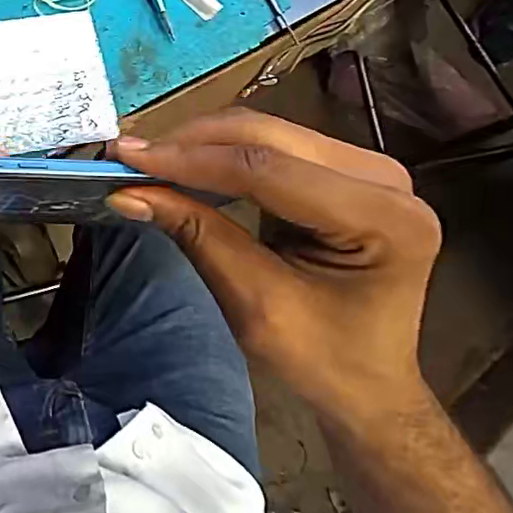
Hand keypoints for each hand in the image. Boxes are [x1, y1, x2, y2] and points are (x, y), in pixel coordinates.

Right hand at [105, 109, 441, 423]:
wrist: (369, 382)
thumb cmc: (323, 359)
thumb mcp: (254, 304)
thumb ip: (196, 234)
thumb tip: (128, 191)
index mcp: (384, 218)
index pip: (267, 168)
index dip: (191, 160)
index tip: (128, 157)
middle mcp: (384, 177)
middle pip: (267, 137)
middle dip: (190, 142)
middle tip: (129, 154)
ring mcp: (367, 165)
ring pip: (264, 130)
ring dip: (201, 141)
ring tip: (148, 156)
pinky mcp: (343, 165)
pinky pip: (271, 141)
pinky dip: (220, 148)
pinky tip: (184, 158)